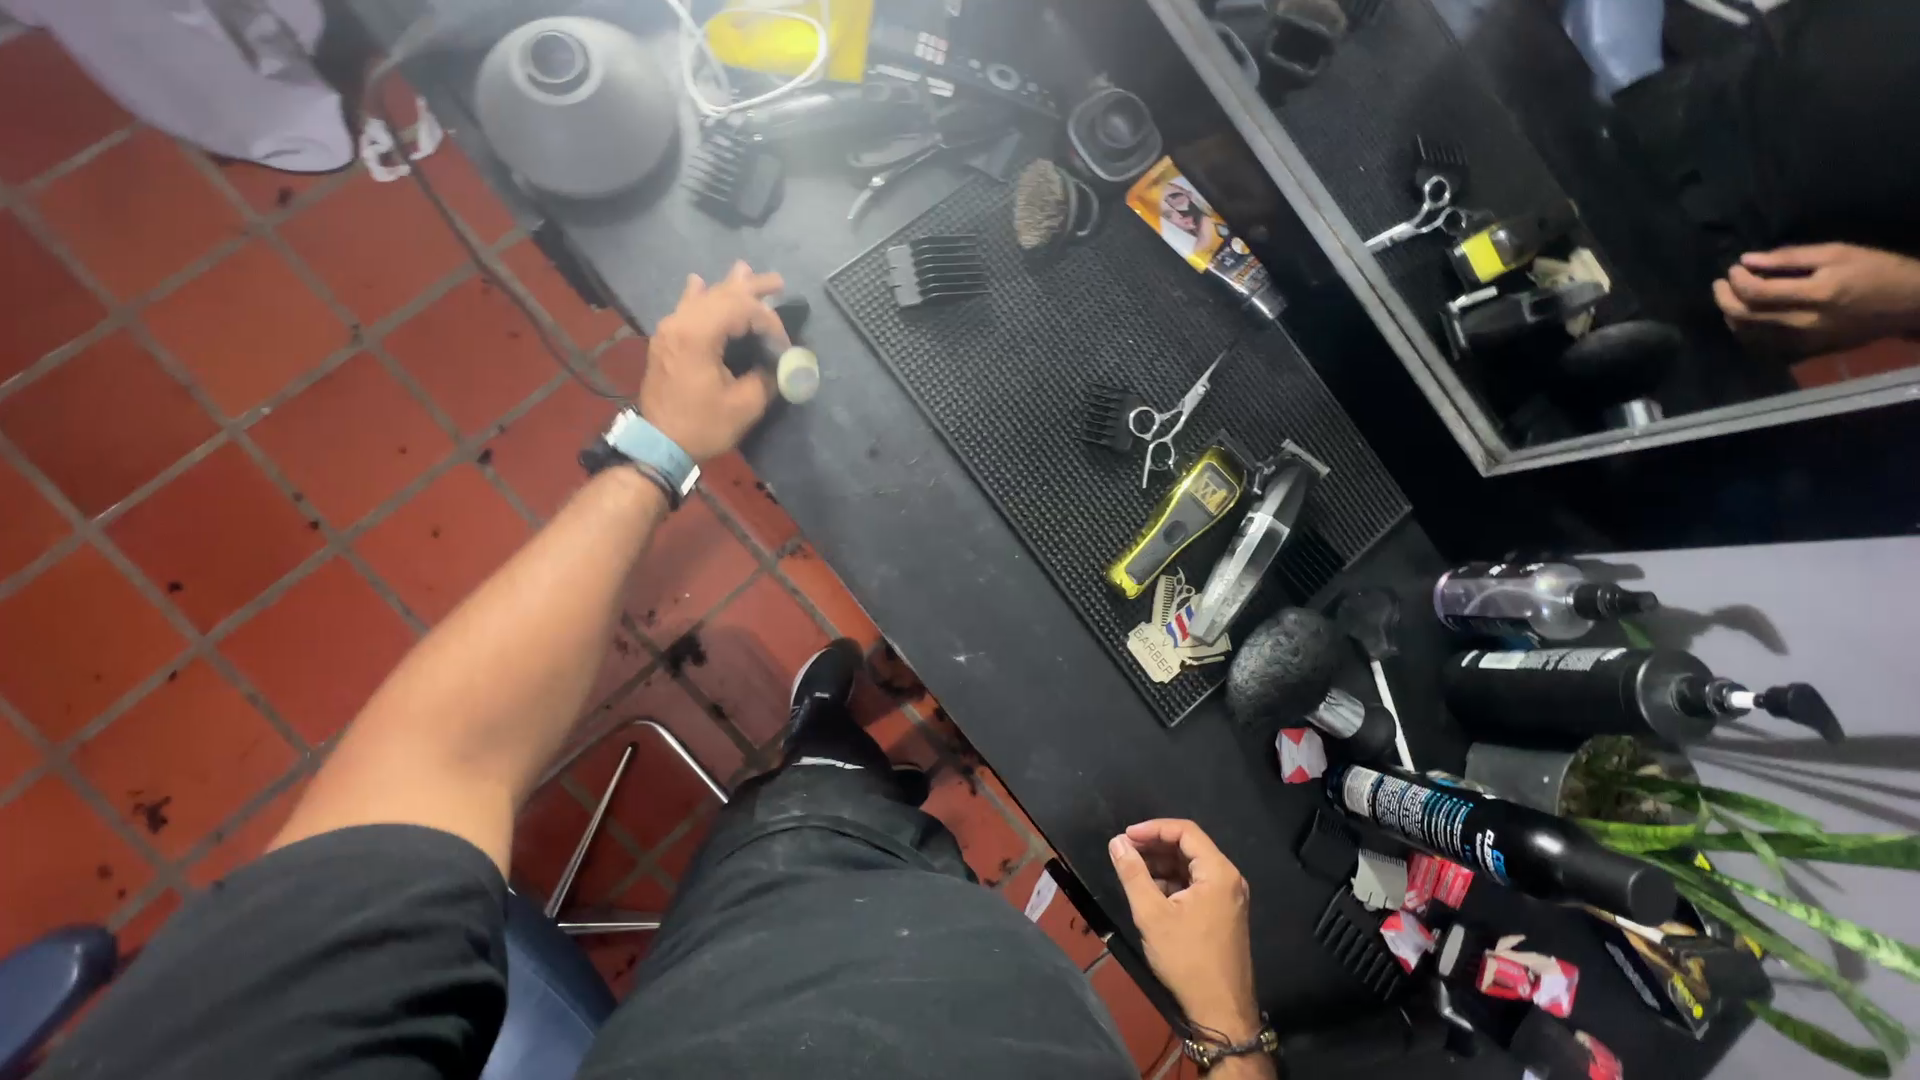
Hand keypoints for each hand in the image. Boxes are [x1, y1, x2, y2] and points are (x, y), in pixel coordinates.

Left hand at [640, 262, 786, 462]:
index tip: (783, 348)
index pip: (742, 309)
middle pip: (721, 293)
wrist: (659, 444)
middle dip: (752, 289)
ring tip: (746, 271)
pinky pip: (685, 307)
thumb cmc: (702, 425)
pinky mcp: (667, 341)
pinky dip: (699, 295)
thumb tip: (777, 364)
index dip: (769, 323)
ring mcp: (670, 329)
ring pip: (703, 297)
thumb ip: (766, 377)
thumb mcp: (745, 405)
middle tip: (778, 282)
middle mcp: (681, 322)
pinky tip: (698, 282)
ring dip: (728, 287)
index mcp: (698, 334)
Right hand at [1109, 820, 1258, 1041]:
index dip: (1153, 828)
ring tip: (1133, 870)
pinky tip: (1151, 892)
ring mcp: (1229, 897)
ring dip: (1162, 864)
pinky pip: (1197, 885)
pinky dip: (1173, 882)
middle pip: (1189, 847)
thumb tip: (1117, 842)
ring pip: (1191, 867)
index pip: (1185, 831)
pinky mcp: (1224, 913)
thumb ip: (1133, 873)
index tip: (1126, 836)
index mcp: (1218, 872)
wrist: (1220, 1012)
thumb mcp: (1152, 914)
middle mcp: (1229, 879)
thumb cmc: (1187, 959)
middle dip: (1155, 845)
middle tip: (1125, 851)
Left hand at [1712, 243, 1919, 353]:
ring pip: (1746, 333)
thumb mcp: (1841, 253)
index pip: (1756, 292)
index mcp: (1817, 294)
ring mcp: (1801, 341)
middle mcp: (1803, 322)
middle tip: (1721, 283)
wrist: (1911, 304)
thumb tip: (1747, 260)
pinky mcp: (1802, 352)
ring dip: (1730, 315)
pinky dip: (1745, 330)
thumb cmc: (1878, 271)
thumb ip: (1791, 257)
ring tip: (1731, 297)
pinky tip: (1746, 316)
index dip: (1737, 280)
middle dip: (1723, 298)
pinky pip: (1759, 344)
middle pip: (1743, 315)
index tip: (1734, 268)